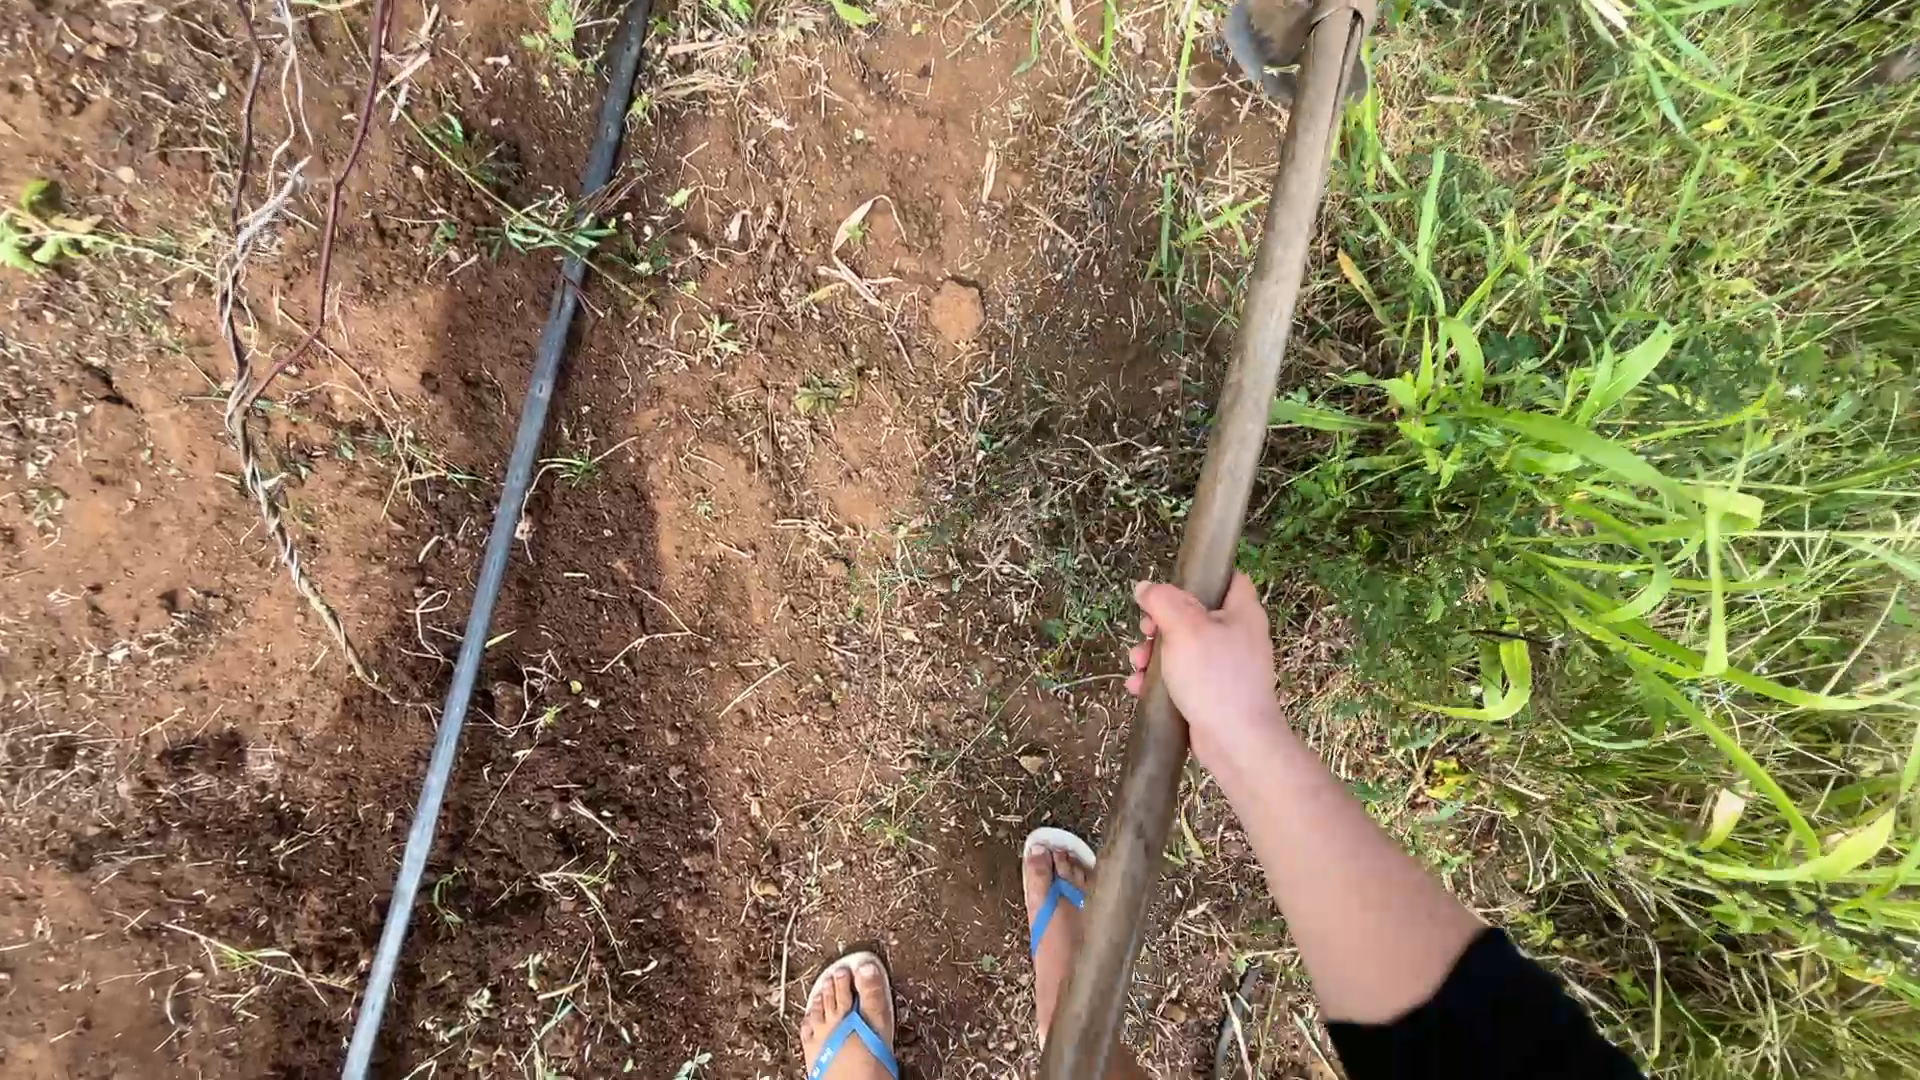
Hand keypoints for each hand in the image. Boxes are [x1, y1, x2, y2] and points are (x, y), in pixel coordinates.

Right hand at [1126, 572, 1286, 772]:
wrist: (1236, 742)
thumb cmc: (1214, 677)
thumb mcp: (1184, 628)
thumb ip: (1163, 601)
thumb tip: (1145, 587)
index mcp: (1241, 612)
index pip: (1227, 579)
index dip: (1200, 577)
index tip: (1170, 588)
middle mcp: (1237, 636)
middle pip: (1192, 614)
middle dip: (1160, 624)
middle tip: (1146, 631)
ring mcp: (1225, 667)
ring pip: (1180, 647)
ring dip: (1152, 654)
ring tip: (1137, 666)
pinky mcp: (1212, 692)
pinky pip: (1180, 676)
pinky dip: (1158, 679)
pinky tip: (1138, 687)